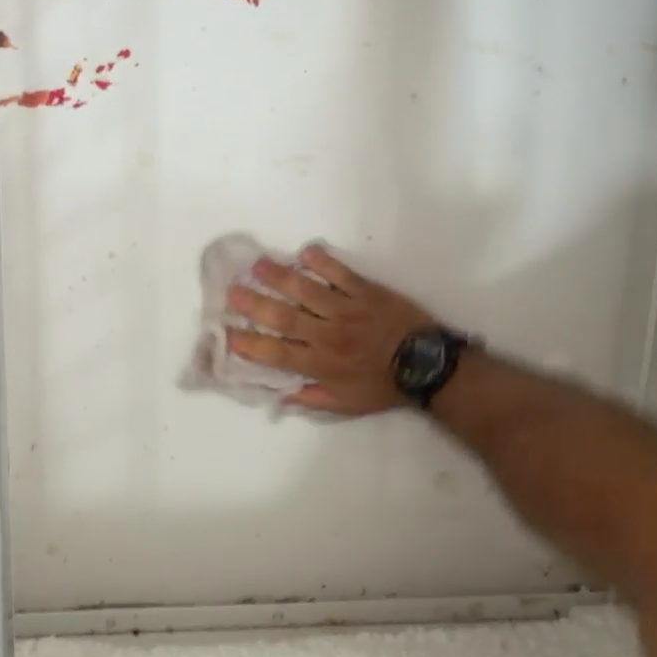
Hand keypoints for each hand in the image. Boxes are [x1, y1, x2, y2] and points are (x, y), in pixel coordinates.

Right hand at [226, 246, 438, 414]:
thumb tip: (281, 396)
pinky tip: (305, 251)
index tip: (229, 335)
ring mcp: (347, 310)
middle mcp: (328, 335)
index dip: (252, 345)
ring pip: (307, 291)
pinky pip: (341, 273)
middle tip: (232, 292)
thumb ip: (312, 399)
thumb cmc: (384, 386)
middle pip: (284, 318)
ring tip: (257, 265)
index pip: (278, 353)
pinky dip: (323, 262)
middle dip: (255, 305)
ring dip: (280, 277)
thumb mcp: (347, 405)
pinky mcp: (366, 291)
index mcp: (322, 364)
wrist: (427, 366)